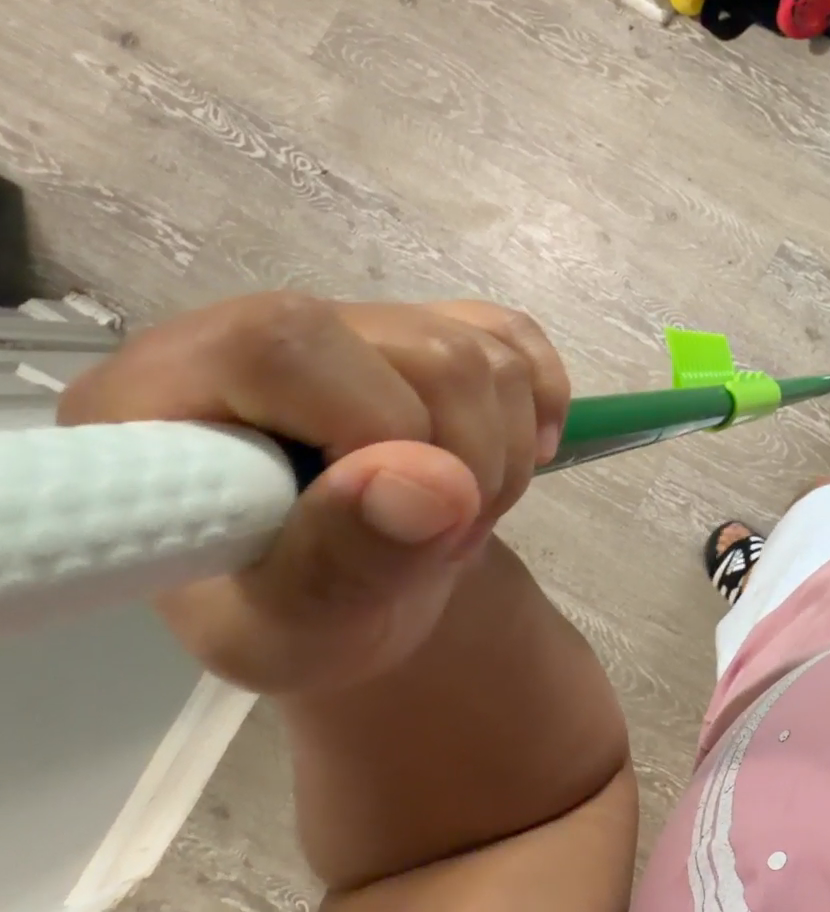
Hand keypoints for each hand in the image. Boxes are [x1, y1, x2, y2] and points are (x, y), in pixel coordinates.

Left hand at [57, 293, 569, 694]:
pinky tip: (516, 454)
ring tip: (465, 517)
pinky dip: (543, 405)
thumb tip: (428, 483)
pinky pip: (521, 339)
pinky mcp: (436, 326)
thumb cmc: (304, 619)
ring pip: (488, 352)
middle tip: (449, 539)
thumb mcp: (296, 630)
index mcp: (162, 393)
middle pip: (425, 349)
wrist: (366, 595)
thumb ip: (340, 564)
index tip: (395, 515)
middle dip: (470, 461)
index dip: (374, 423)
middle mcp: (259, 332)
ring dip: (507, 453)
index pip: (289, 344)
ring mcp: (361, 323)